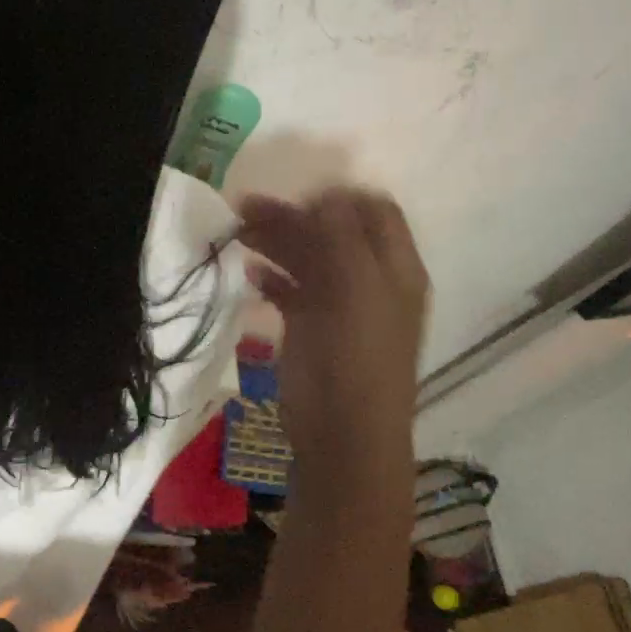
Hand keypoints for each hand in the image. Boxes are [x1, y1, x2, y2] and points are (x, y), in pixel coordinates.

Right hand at [237, 187, 429, 478]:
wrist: (342, 435)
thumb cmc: (355, 362)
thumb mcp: (357, 292)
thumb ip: (342, 240)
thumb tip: (324, 196)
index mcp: (394, 268)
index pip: (373, 212)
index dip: (336, 198)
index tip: (292, 196)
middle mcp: (369, 281)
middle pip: (332, 233)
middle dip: (292, 216)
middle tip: (243, 210)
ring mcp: (338, 307)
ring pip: (306, 260)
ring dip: (275, 243)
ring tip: (236, 234)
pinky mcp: (310, 331)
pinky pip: (290, 292)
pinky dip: (271, 278)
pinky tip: (249, 275)